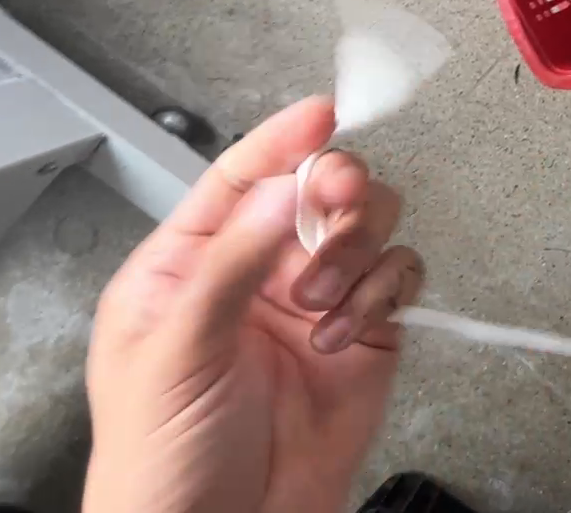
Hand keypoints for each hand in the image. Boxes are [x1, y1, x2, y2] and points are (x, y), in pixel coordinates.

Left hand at [84, 97, 424, 512]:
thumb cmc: (167, 456)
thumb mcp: (174, 355)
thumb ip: (230, 265)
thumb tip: (286, 188)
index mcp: (195, 263)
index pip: (242, 179)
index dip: (283, 140)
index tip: (323, 113)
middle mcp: (266, 265)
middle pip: (325, 190)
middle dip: (338, 196)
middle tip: (338, 206)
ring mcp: (324, 290)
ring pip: (372, 223)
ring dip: (358, 252)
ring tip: (324, 302)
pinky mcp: (374, 317)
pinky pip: (402, 272)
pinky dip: (383, 295)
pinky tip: (346, 334)